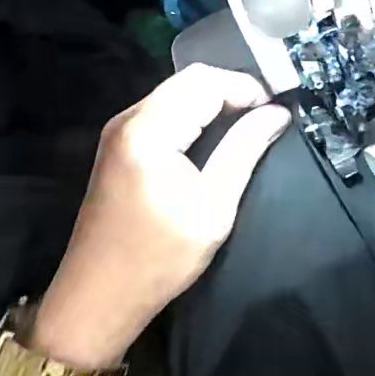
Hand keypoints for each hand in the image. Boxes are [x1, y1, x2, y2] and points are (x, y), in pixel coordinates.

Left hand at [32, 64, 290, 368]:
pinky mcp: (119, 143)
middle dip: (231, 88)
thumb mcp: (213, 208)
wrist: (96, 296)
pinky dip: (193, 111)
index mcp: (148, 130)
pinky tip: (215, 132)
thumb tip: (277, 113)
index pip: (204, 82)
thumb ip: (244, 151)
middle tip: (267, 112)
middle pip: (188, 79)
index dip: (245, 87)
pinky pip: (163, 109)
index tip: (277, 107)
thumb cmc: (158, 259)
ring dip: (213, 98)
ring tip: (248, 120)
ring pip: (175, 90)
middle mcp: (128, 118)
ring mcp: (119, 129)